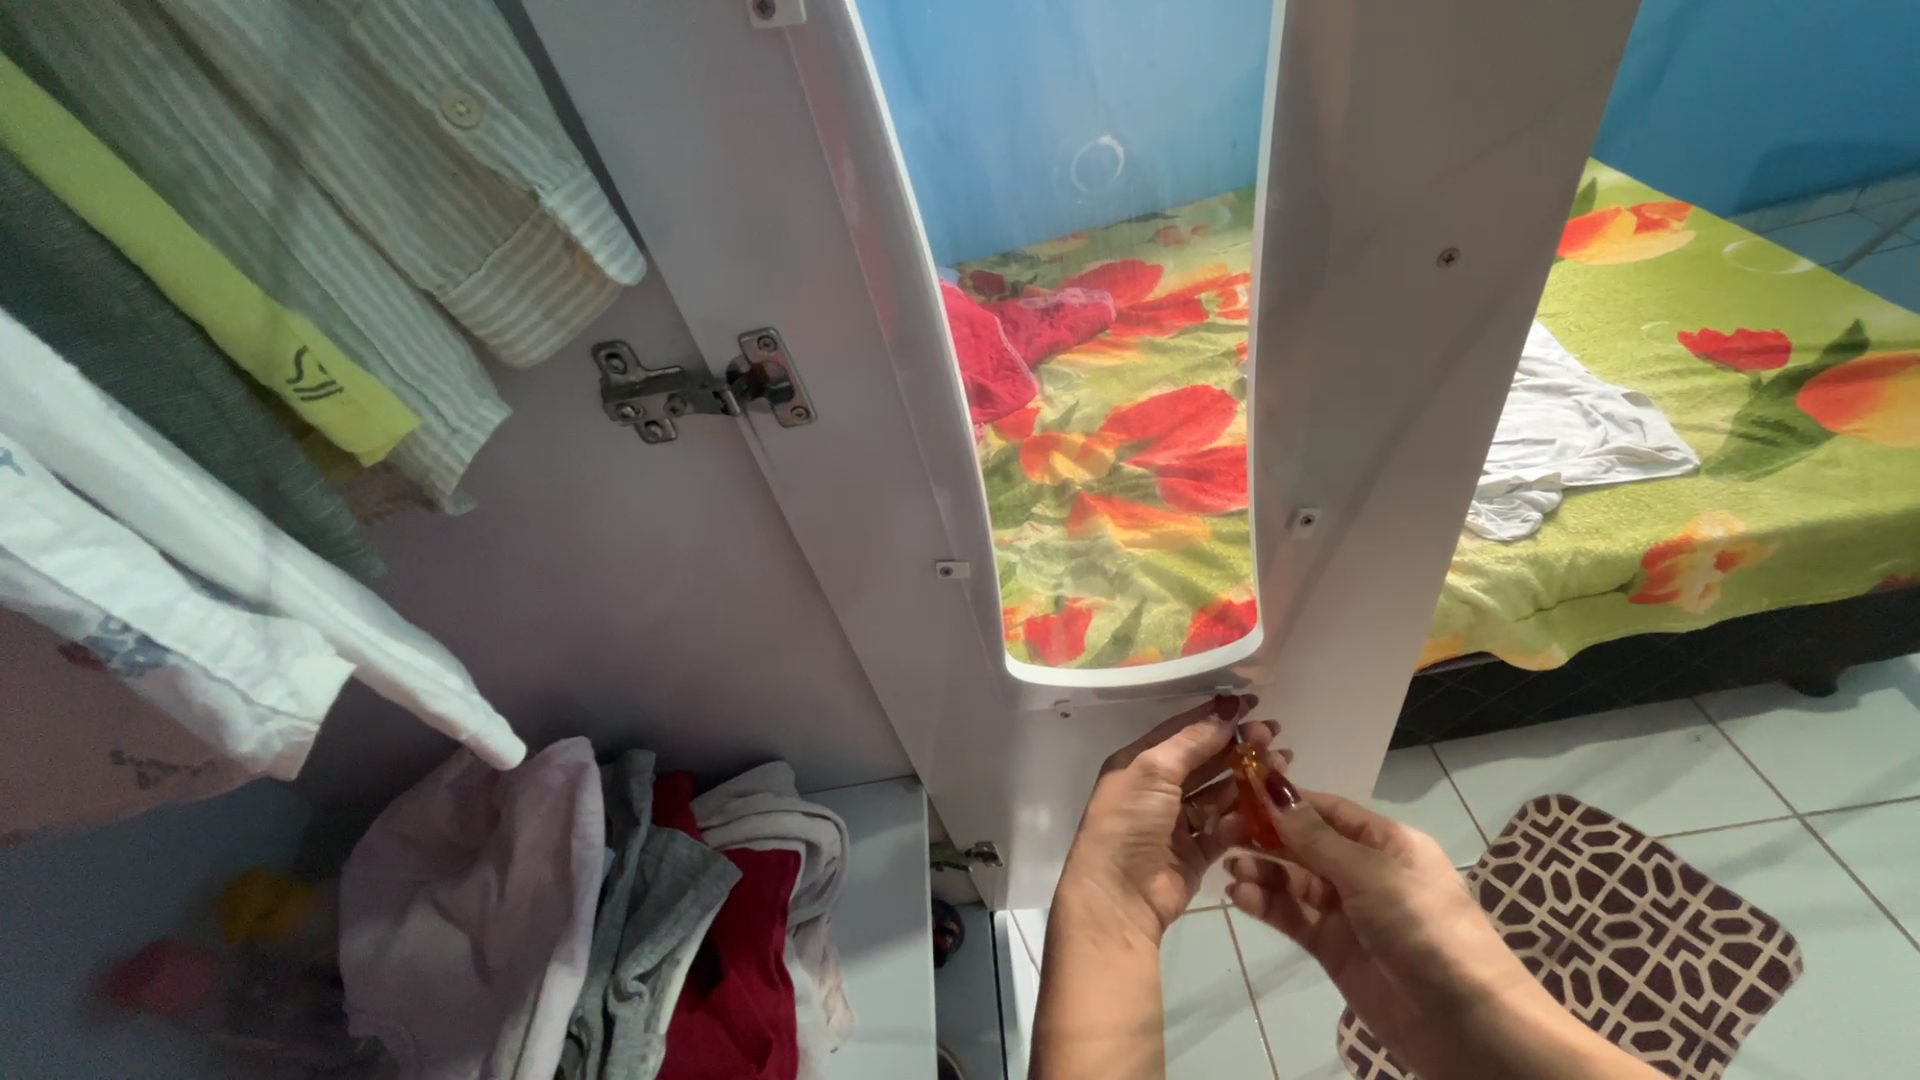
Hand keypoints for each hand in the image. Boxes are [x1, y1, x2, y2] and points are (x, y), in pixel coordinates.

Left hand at [1054, 695, 1281, 944]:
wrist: (1119, 895)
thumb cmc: (1129, 821)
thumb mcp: (1153, 770)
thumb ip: (1192, 741)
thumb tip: (1226, 711)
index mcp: (1138, 762)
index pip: (1181, 730)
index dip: (1215, 716)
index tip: (1252, 704)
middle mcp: (1156, 788)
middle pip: (1204, 759)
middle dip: (1238, 746)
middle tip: (1274, 734)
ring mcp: (1176, 821)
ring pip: (1219, 791)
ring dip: (1247, 777)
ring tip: (1283, 763)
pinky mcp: (1196, 852)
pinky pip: (1225, 827)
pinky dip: (1244, 816)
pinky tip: (1268, 803)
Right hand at [1225, 778, 1659, 1079]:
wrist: (1471, 1028)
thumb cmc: (1426, 929)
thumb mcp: (1371, 874)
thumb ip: (1314, 836)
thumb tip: (1272, 786)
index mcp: (1386, 842)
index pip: (1325, 809)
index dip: (1284, 799)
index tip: (1238, 788)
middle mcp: (1364, 870)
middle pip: (1303, 842)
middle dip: (1264, 833)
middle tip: (1222, 828)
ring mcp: (1347, 910)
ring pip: (1292, 878)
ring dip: (1260, 869)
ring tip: (1230, 867)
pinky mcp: (1332, 947)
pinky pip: (1292, 915)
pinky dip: (1264, 903)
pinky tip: (1240, 896)